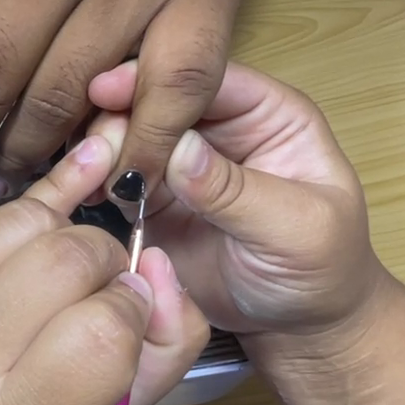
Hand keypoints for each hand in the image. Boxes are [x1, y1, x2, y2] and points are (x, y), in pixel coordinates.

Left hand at [0, 130, 207, 404]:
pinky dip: (40, 207)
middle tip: (107, 282)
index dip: (133, 310)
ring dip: (68, 231)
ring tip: (75, 264)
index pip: (98, 335)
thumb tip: (158, 263)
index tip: (133, 312)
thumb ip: (165, 347)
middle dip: (106, 260)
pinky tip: (75, 188)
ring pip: (26, 221)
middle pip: (61, 263)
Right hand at [86, 61, 385, 346]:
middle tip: (100, 151)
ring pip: (123, 132)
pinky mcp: (147, 198)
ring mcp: (176, 163)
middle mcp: (216, 128)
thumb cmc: (319, 270)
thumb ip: (238, 190)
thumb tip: (179, 152)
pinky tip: (84, 193)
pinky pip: (110, 175)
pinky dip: (91, 179)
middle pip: (154, 98)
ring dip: (101, 149)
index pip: (205, 77)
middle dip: (121, 116)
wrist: (294, 326)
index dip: (159, 80)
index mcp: (266, 114)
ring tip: (95, 180)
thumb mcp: (297, 229)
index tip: (109, 92)